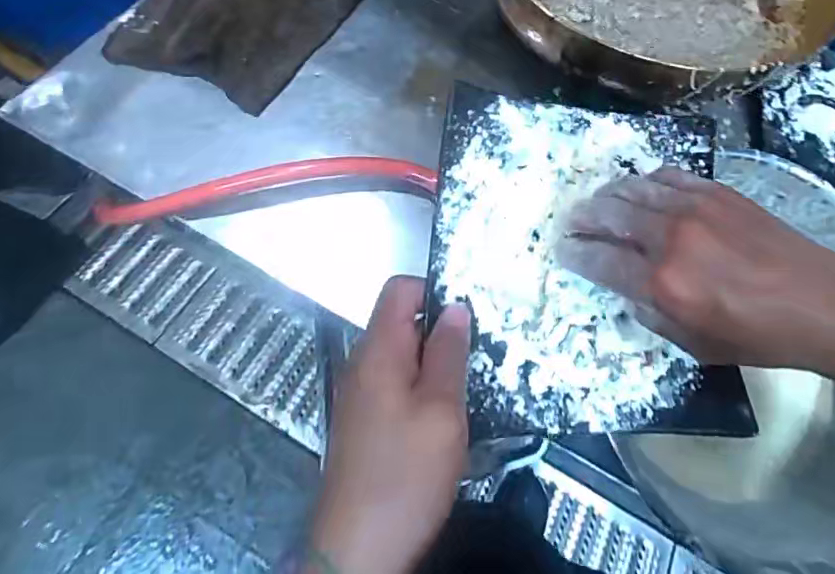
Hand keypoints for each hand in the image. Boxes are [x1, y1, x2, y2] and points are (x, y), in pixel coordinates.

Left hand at [306, 276, 469, 573]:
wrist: (357, 558)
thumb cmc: (403, 477)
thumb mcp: (442, 410)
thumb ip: (449, 354)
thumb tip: (456, 309)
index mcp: (377, 354)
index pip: (400, 289)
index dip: (435, 289)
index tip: (468, 313)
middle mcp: (363, 368)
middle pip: (404, 322)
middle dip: (443, 330)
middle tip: (477, 353)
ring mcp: (361, 398)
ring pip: (405, 356)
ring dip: (437, 363)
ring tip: (468, 386)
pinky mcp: (367, 426)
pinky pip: (399, 385)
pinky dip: (425, 389)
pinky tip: (447, 417)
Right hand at [555, 167, 834, 370]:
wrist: (816, 300)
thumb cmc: (758, 336)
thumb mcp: (695, 345)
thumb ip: (652, 314)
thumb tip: (628, 287)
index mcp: (663, 282)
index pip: (601, 259)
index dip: (575, 253)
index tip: (563, 249)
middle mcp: (671, 236)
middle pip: (611, 214)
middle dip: (584, 217)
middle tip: (572, 220)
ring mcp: (696, 206)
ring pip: (636, 187)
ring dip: (610, 193)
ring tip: (599, 200)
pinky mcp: (718, 190)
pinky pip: (670, 175)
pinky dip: (648, 180)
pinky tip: (644, 187)